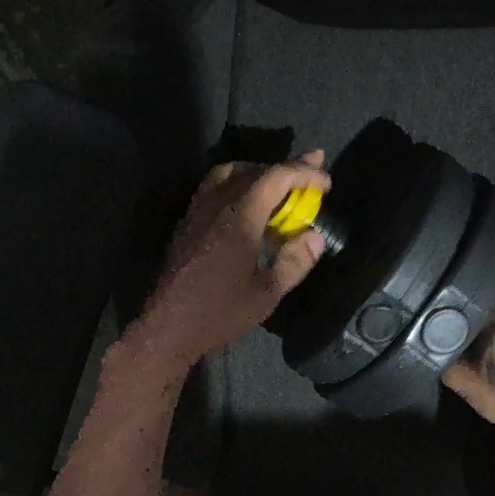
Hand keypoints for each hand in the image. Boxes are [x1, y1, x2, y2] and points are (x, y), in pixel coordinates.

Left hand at [131, 152, 332, 366]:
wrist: (168, 326)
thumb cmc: (219, 313)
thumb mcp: (266, 294)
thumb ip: (294, 262)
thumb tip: (315, 237)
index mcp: (240, 216)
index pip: (277, 177)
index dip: (304, 173)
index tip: (326, 181)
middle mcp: (217, 204)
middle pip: (254, 169)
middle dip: (285, 169)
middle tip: (310, 172)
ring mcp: (197, 211)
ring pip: (228, 173)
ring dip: (256, 171)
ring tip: (276, 185)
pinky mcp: (186, 223)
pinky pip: (212, 187)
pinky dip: (235, 183)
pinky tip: (244, 204)